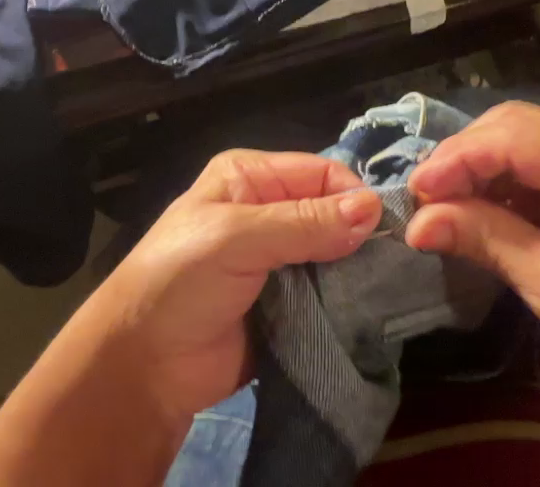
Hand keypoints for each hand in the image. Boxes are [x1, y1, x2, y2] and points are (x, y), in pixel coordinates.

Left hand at [80, 149, 381, 420]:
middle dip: (361, 236)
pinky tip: (371, 311)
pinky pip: (330, 296)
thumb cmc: (179, 282)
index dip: (353, 196)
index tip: (384, 231)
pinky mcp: (289, 306)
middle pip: (334, 213)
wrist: (142, 368)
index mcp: (251, 178)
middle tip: (396, 264)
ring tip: (389, 289)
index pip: (321, 172)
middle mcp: (269, 211)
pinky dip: (348, 303)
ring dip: (357, 273)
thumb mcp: (237, 238)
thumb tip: (375, 208)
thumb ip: (305, 223)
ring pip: (337, 255)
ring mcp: (280, 261)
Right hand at [403, 102, 539, 404]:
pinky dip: (498, 184)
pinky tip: (474, 209)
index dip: (461, 156)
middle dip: (465, 157)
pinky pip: (534, 167)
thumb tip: (416, 223)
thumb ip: (488, 240)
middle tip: (423, 198)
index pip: (519, 136)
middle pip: (517, 127)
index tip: (416, 190)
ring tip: (440, 205)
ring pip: (521, 142)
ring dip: (477, 169)